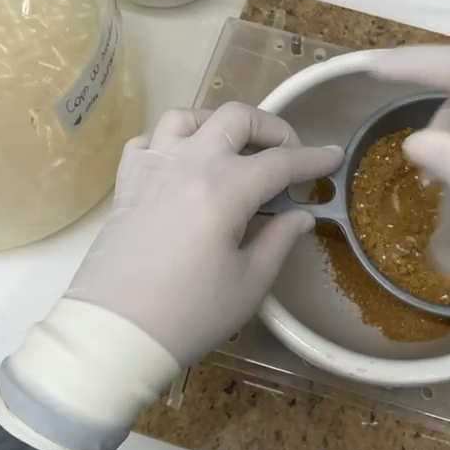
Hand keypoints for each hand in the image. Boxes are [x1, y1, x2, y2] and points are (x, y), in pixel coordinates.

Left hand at [64, 103, 342, 366]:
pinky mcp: (127, 183)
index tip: (335, 157)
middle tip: (288, 156)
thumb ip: (279, 240)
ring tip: (233, 151)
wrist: (114, 333)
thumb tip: (301, 215)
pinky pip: (149, 140)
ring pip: (188, 116)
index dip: (313, 159)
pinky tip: (184, 165)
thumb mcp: (248, 284)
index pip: (280, 162)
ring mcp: (153, 168)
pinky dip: (172, 142)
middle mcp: (189, 164)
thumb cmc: (189, 314)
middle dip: (272, 128)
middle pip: (237, 118)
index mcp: (224, 190)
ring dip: (218, 125)